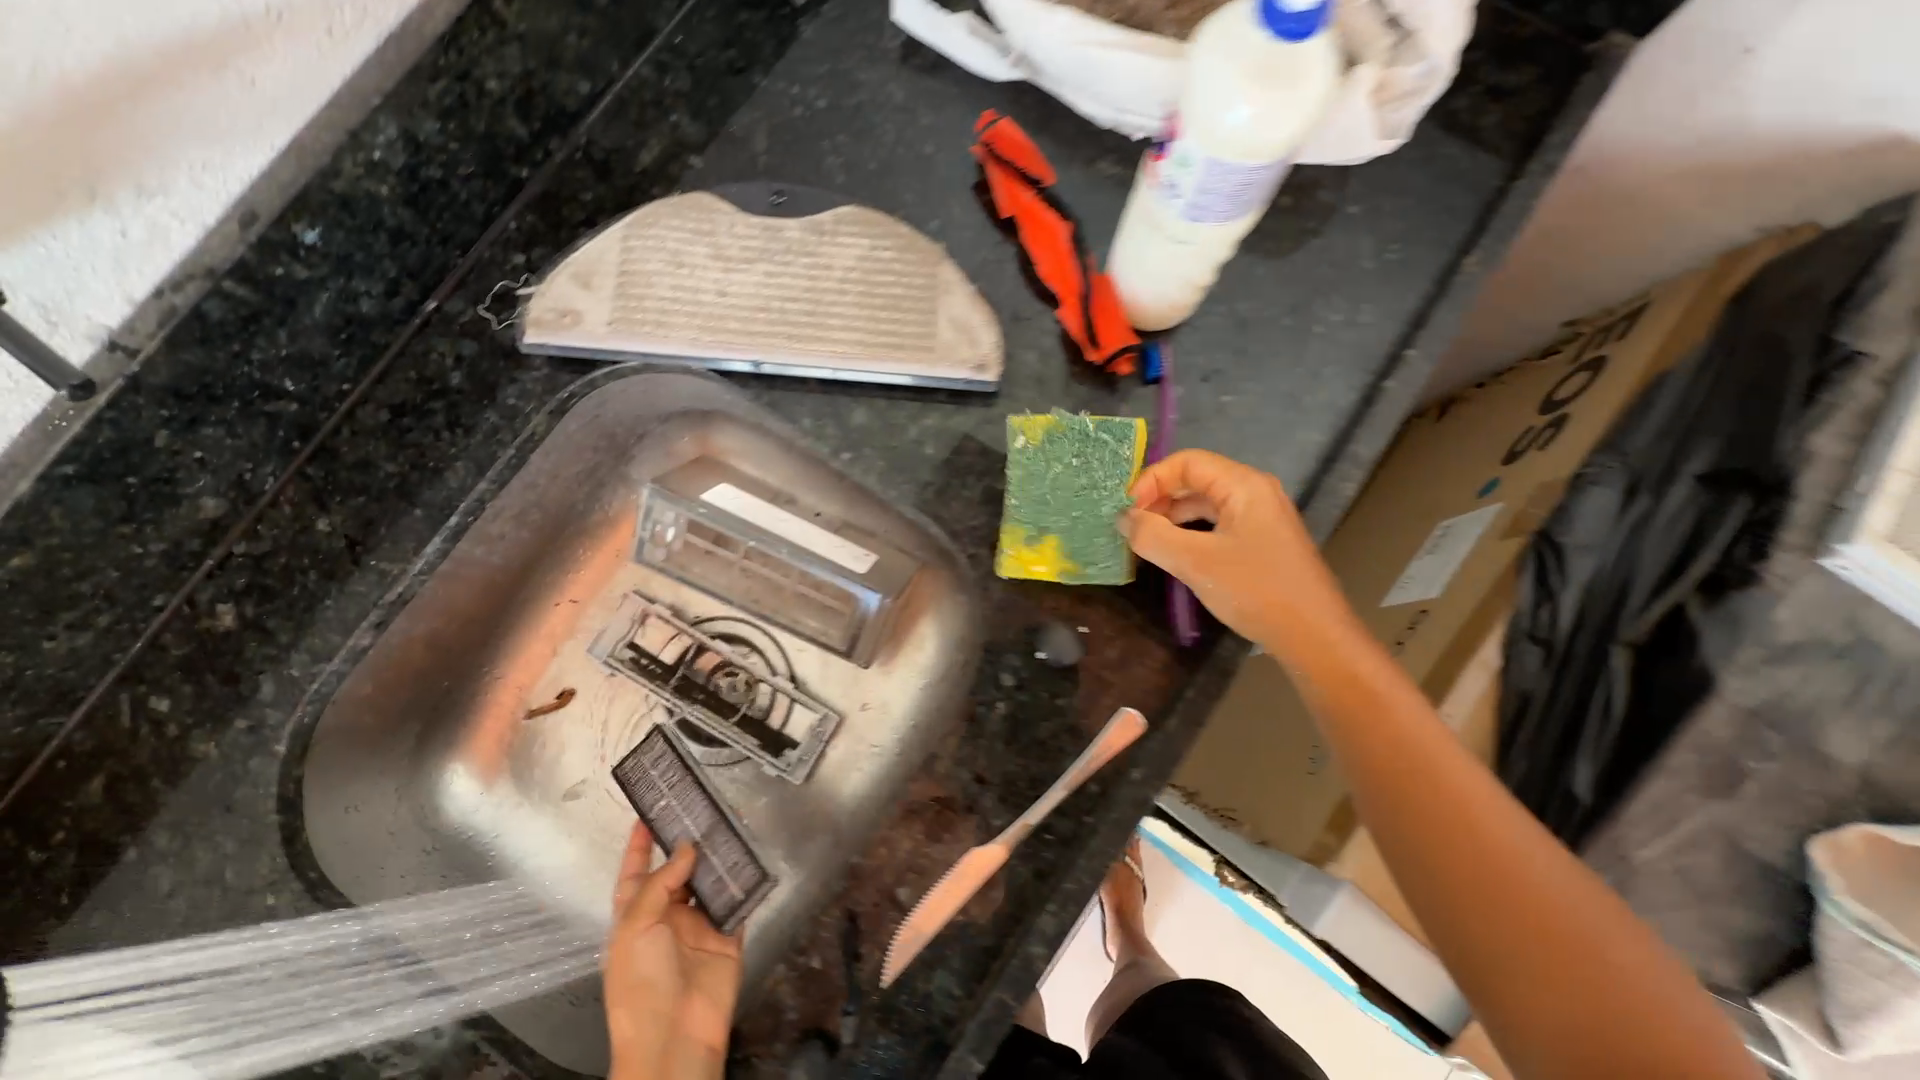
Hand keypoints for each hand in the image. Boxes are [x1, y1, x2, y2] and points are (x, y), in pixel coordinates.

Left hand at [604, 825, 742, 1079]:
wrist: (674, 1036)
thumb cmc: (641, 983)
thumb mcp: (636, 928)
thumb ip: (661, 883)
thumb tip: (687, 848)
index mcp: (634, 917)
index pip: (635, 872)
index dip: (640, 844)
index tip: (648, 813)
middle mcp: (666, 918)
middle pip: (678, 873)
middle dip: (689, 844)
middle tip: (704, 811)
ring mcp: (698, 928)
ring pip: (710, 884)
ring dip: (719, 860)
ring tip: (731, 828)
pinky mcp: (727, 938)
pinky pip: (738, 906)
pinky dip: (745, 886)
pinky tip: (752, 861)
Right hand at [1118, 449, 1356, 653]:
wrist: (1313, 635)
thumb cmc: (1256, 590)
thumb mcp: (1196, 563)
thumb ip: (1153, 536)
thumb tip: (1123, 519)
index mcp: (1244, 485)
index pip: (1188, 462)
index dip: (1152, 480)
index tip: (1127, 510)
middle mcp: (1255, 492)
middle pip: (1197, 479)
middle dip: (1159, 497)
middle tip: (1131, 525)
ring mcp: (1261, 517)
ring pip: (1206, 503)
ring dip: (1173, 516)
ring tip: (1145, 539)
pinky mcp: (1261, 541)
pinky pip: (1218, 524)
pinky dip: (1190, 532)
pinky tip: (1174, 552)